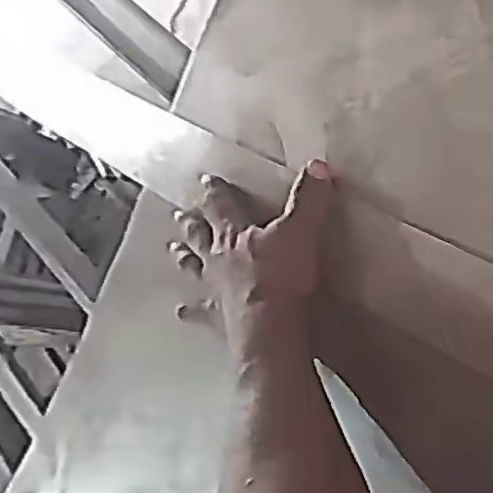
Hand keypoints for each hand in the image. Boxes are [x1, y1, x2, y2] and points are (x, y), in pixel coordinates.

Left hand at [169, 160, 335, 345]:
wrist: (270, 326)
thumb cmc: (284, 278)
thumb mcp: (303, 232)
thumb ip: (309, 201)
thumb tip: (317, 166)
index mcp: (236, 235)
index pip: (222, 206)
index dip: (216, 192)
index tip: (207, 180)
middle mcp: (217, 259)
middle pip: (200, 236)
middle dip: (193, 224)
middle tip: (182, 216)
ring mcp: (212, 288)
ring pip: (192, 268)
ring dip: (185, 258)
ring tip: (175, 251)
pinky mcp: (216, 316)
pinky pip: (197, 311)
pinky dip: (189, 309)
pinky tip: (182, 308)